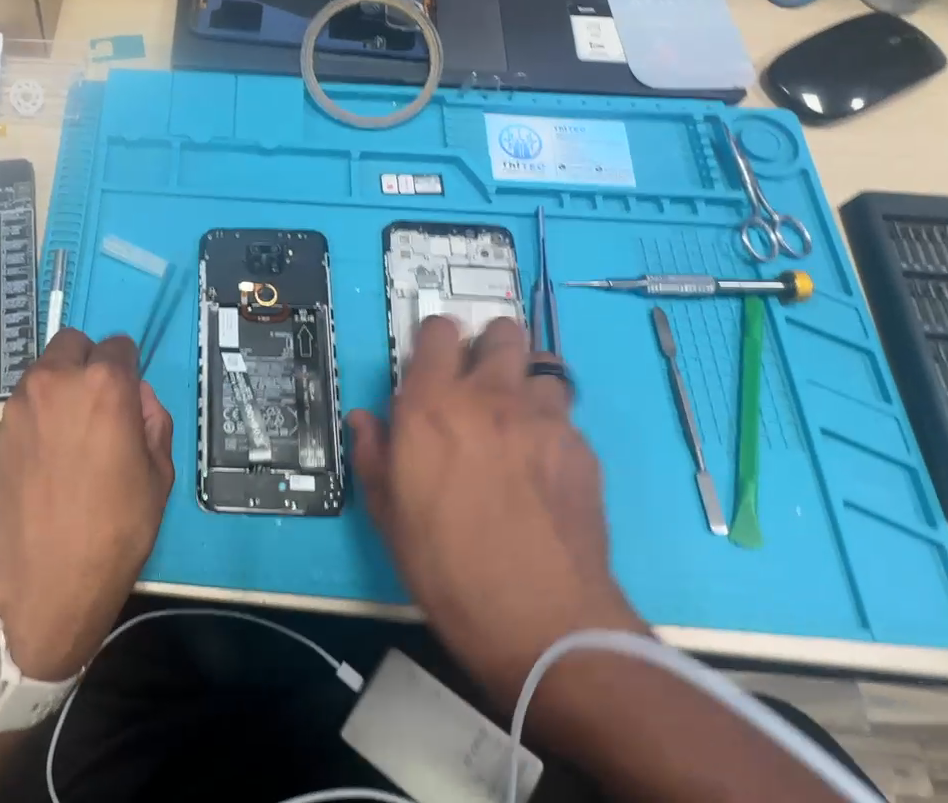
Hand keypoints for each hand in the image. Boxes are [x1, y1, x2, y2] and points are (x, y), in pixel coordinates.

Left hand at [0, 329, 173, 680]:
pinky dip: (39, 417)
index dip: (128, 366)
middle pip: (72, 344)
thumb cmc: (115, 529)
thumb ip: (153, 422)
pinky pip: (25, 407)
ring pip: (44, 373)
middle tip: (100, 406)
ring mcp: (18, 405)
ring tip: (72, 436)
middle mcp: (55, 381)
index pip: (118, 346)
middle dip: (89, 363)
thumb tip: (136, 400)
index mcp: (103, 386)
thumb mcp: (159, 475)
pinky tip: (47, 459)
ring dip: (61, 388)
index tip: (130, 393)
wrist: (43, 580)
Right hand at [349, 316, 645, 705]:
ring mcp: (543, 419)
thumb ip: (374, 455)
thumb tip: (365, 420)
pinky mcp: (582, 449)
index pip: (438, 332)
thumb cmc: (442, 565)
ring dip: (525, 382)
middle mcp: (489, 397)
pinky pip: (565, 416)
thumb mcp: (387, 513)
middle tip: (478, 381)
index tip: (431, 364)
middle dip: (489, 344)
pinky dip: (551, 426)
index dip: (434, 340)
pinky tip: (543, 465)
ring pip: (542, 366)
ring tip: (516, 419)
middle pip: (502, 332)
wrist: (537, 615)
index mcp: (431, 407)